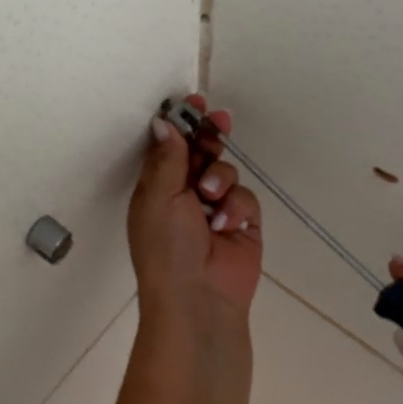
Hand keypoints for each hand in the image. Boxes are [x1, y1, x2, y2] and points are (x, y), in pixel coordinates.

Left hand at [127, 94, 262, 323]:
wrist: (198, 301)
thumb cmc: (167, 248)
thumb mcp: (159, 197)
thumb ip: (167, 157)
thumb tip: (161, 122)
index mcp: (157, 188)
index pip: (171, 146)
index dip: (182, 124)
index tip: (194, 102)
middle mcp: (185, 196)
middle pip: (202, 153)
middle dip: (210, 136)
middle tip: (218, 121)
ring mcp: (215, 210)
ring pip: (226, 171)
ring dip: (220, 178)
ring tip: (209, 197)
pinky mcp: (243, 225)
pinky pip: (246, 198)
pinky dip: (237, 206)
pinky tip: (226, 223)